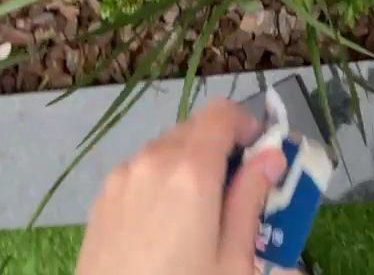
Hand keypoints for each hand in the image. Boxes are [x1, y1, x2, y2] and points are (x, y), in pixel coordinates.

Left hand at [76, 100, 288, 274]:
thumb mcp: (232, 263)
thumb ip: (250, 201)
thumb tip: (271, 157)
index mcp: (190, 170)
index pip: (222, 113)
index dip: (246, 125)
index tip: (260, 155)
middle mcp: (153, 159)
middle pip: (195, 128)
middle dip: (221, 148)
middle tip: (236, 192)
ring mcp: (123, 176)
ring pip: (166, 148)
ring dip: (189, 163)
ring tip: (200, 215)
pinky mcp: (102, 197)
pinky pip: (141, 170)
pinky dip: (161, 180)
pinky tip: (164, 226)